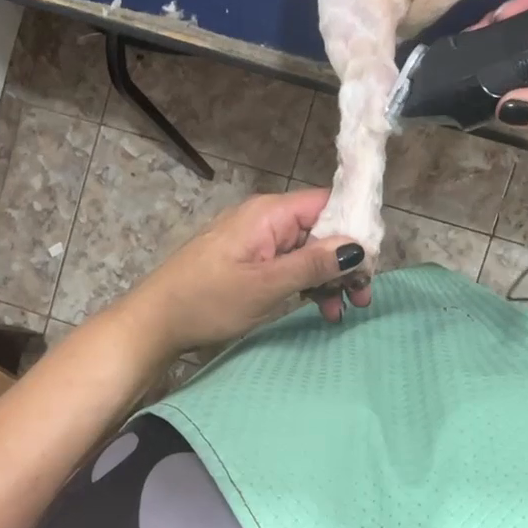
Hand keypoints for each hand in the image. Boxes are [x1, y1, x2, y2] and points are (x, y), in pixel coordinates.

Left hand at [124, 188, 368, 355]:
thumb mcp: (266, 286)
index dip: (354, 230)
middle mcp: (265, 219)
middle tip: (363, 298)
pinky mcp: (250, 263)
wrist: (155, 323)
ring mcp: (257, 242)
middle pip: (320, 229)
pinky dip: (307, 284)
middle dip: (345, 262)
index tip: (371, 265)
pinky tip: (319, 307)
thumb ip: (312, 265)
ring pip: (307, 251)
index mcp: (269, 214)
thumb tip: (357, 247)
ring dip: (328, 279)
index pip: (327, 204)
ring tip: (340, 311)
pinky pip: (289, 265)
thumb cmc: (208, 301)